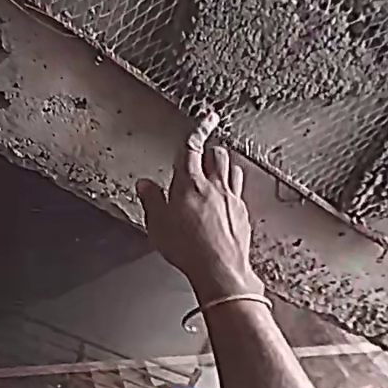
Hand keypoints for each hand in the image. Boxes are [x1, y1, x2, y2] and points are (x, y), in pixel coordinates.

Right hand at [136, 138, 262, 302]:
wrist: (219, 268)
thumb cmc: (188, 248)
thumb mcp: (157, 224)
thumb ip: (151, 199)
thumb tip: (145, 184)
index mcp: (189, 184)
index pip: (192, 149)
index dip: (198, 131)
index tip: (205, 119)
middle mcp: (214, 186)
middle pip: (218, 153)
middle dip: (209, 149)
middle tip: (201, 153)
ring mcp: (231, 198)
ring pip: (232, 167)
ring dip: (223, 165)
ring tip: (213, 170)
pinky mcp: (242, 211)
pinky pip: (239, 189)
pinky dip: (231, 186)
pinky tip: (224, 196)